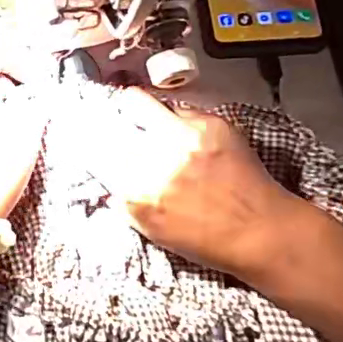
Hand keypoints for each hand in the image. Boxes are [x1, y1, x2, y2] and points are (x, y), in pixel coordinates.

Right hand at [63, 88, 309, 277]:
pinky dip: (175, 120)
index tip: (82, 135)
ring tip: (145, 121)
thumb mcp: (152, 230)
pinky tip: (186, 137)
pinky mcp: (210, 123)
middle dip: (107, 123)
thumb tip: (108, 176)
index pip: (93, 151)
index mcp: (135, 191)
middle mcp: (154, 158)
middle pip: (111, 119)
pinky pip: (178, 109)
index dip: (84, 140)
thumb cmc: (205, 240)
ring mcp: (183, 136)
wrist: (261, 230)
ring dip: (135, 110)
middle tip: (112, 126)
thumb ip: (125, 201)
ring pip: (138, 101)